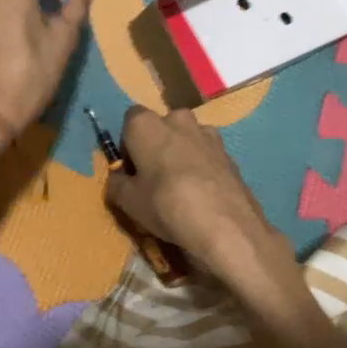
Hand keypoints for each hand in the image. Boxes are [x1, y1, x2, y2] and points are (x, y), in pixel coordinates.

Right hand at [106, 106, 287, 280]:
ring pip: (187, 139)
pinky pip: (208, 155)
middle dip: (157, 146)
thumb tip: (119, 179)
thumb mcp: (127, 201)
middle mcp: (176, 119)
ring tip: (183, 188)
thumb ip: (116, 183)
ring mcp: (207, 134)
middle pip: (160, 127)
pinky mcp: (230, 154)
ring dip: (182, 154)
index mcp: (145, 123)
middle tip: (156, 178)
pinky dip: (204, 168)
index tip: (132, 171)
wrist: (227, 228)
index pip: (128, 121)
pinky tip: (204, 196)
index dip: (128, 146)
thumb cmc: (167, 206)